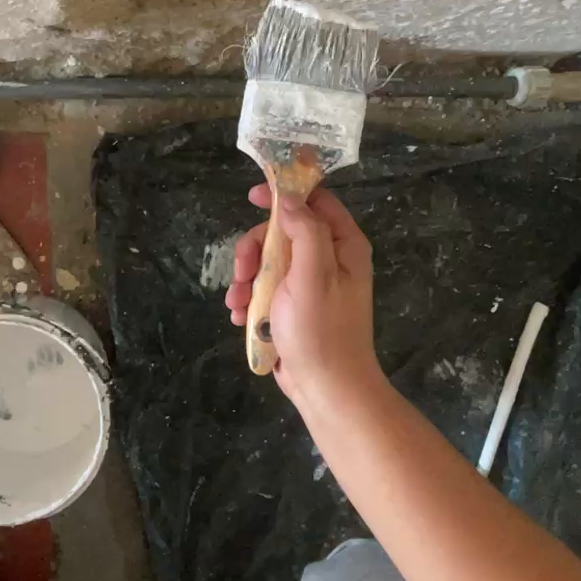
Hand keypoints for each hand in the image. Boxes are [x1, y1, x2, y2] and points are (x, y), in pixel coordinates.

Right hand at [224, 184, 385, 407]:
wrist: (326, 387)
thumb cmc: (322, 331)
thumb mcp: (312, 275)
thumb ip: (303, 231)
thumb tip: (288, 199)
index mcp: (342, 245)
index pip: (315, 201)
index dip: (284, 193)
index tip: (252, 197)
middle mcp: (327, 259)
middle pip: (282, 232)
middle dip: (255, 248)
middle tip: (242, 270)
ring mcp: (308, 284)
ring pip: (267, 261)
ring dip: (246, 278)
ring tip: (238, 302)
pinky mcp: (292, 306)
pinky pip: (264, 288)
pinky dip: (249, 299)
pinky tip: (240, 315)